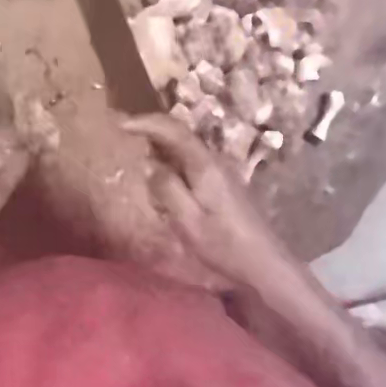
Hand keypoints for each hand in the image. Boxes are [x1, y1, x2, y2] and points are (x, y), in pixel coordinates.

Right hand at [125, 114, 307, 295]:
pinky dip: (173, 165)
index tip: (120, 124)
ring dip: (161, 152)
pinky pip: (192, 164)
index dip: (145, 122)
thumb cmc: (224, 244)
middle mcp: (215, 160)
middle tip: (124, 141)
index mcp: (204, 164)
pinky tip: (165, 185)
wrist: (265, 264)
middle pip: (179, 136)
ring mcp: (223, 171)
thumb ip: (165, 187)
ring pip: (185, 150)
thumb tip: (149, 163)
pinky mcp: (225, 184)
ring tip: (141, 166)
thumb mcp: (187, 220)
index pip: (172, 129)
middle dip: (150, 134)